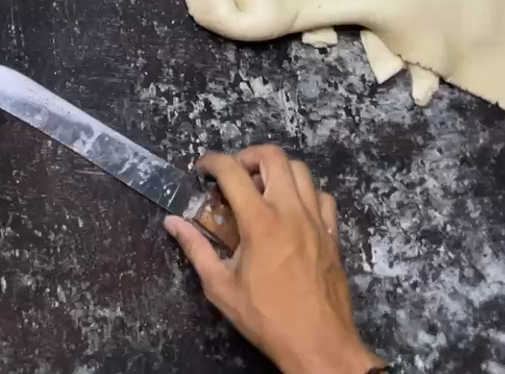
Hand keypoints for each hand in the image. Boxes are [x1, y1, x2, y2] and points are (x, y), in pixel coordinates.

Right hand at [164, 146, 382, 373]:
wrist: (321, 348)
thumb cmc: (267, 318)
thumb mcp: (221, 287)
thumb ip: (195, 249)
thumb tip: (172, 222)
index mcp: (259, 221)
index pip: (232, 170)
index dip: (212, 161)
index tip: (202, 169)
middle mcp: (290, 211)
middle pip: (272, 156)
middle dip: (247, 156)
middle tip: (235, 174)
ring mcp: (315, 221)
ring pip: (300, 170)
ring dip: (276, 170)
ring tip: (262, 188)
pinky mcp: (332, 235)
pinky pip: (322, 197)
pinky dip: (305, 193)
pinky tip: (292, 210)